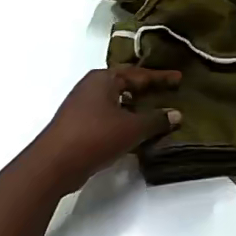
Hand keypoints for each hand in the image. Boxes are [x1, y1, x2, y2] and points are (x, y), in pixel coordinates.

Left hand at [26, 67, 182, 192]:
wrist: (56, 162)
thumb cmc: (95, 136)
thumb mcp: (131, 128)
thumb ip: (155, 120)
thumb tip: (176, 114)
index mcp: (103, 79)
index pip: (137, 74)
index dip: (160, 77)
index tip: (179, 78)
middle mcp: (91, 87)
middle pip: (124, 85)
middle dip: (146, 90)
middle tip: (169, 93)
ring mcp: (83, 106)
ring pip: (116, 103)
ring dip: (136, 108)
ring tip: (157, 115)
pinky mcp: (79, 125)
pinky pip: (109, 118)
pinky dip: (124, 122)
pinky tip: (136, 134)